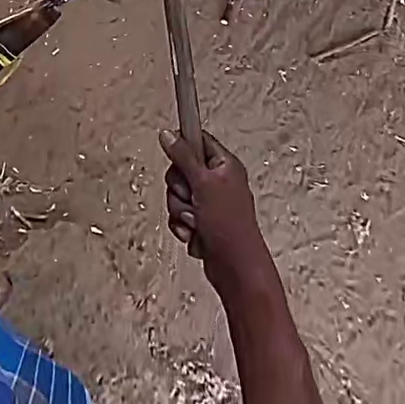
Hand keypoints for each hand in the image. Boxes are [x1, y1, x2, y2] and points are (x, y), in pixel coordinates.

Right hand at [160, 128, 259, 283]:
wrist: (236, 270)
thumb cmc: (231, 227)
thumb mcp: (203, 184)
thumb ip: (184, 157)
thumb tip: (168, 135)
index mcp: (225, 166)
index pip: (198, 140)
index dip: (183, 145)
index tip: (174, 154)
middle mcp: (217, 181)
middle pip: (181, 168)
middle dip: (178, 187)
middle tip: (190, 196)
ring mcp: (209, 202)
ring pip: (177, 193)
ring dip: (179, 209)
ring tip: (195, 220)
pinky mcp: (201, 220)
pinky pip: (178, 213)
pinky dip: (181, 224)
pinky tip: (193, 233)